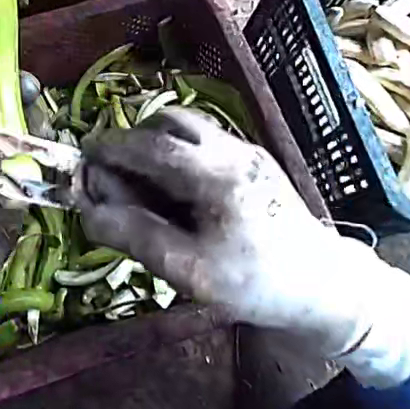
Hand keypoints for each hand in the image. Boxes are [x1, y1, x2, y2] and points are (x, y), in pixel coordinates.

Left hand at [0, 40, 25, 304]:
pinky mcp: (18, 178)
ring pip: (24, 122)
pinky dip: (41, 150)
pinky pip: (37, 153)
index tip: (1, 55)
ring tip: (31, 130)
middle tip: (27, 91)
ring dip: (31, 121)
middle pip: (1, 97)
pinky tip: (37, 155)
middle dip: (16, 92)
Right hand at [77, 108, 409, 386]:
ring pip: (187, 124)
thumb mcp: (189, 271)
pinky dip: (176, 149)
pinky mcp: (254, 156)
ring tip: (140, 176)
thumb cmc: (255, 284)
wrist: (325, 285)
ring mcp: (246, 149)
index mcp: (215, 177)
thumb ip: (136, 236)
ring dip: (155, 140)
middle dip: (132, 140)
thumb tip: (89, 211)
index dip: (110, 148)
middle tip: (111, 168)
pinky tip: (173, 183)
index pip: (149, 147)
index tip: (84, 154)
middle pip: (168, 122)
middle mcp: (230, 151)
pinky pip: (204, 138)